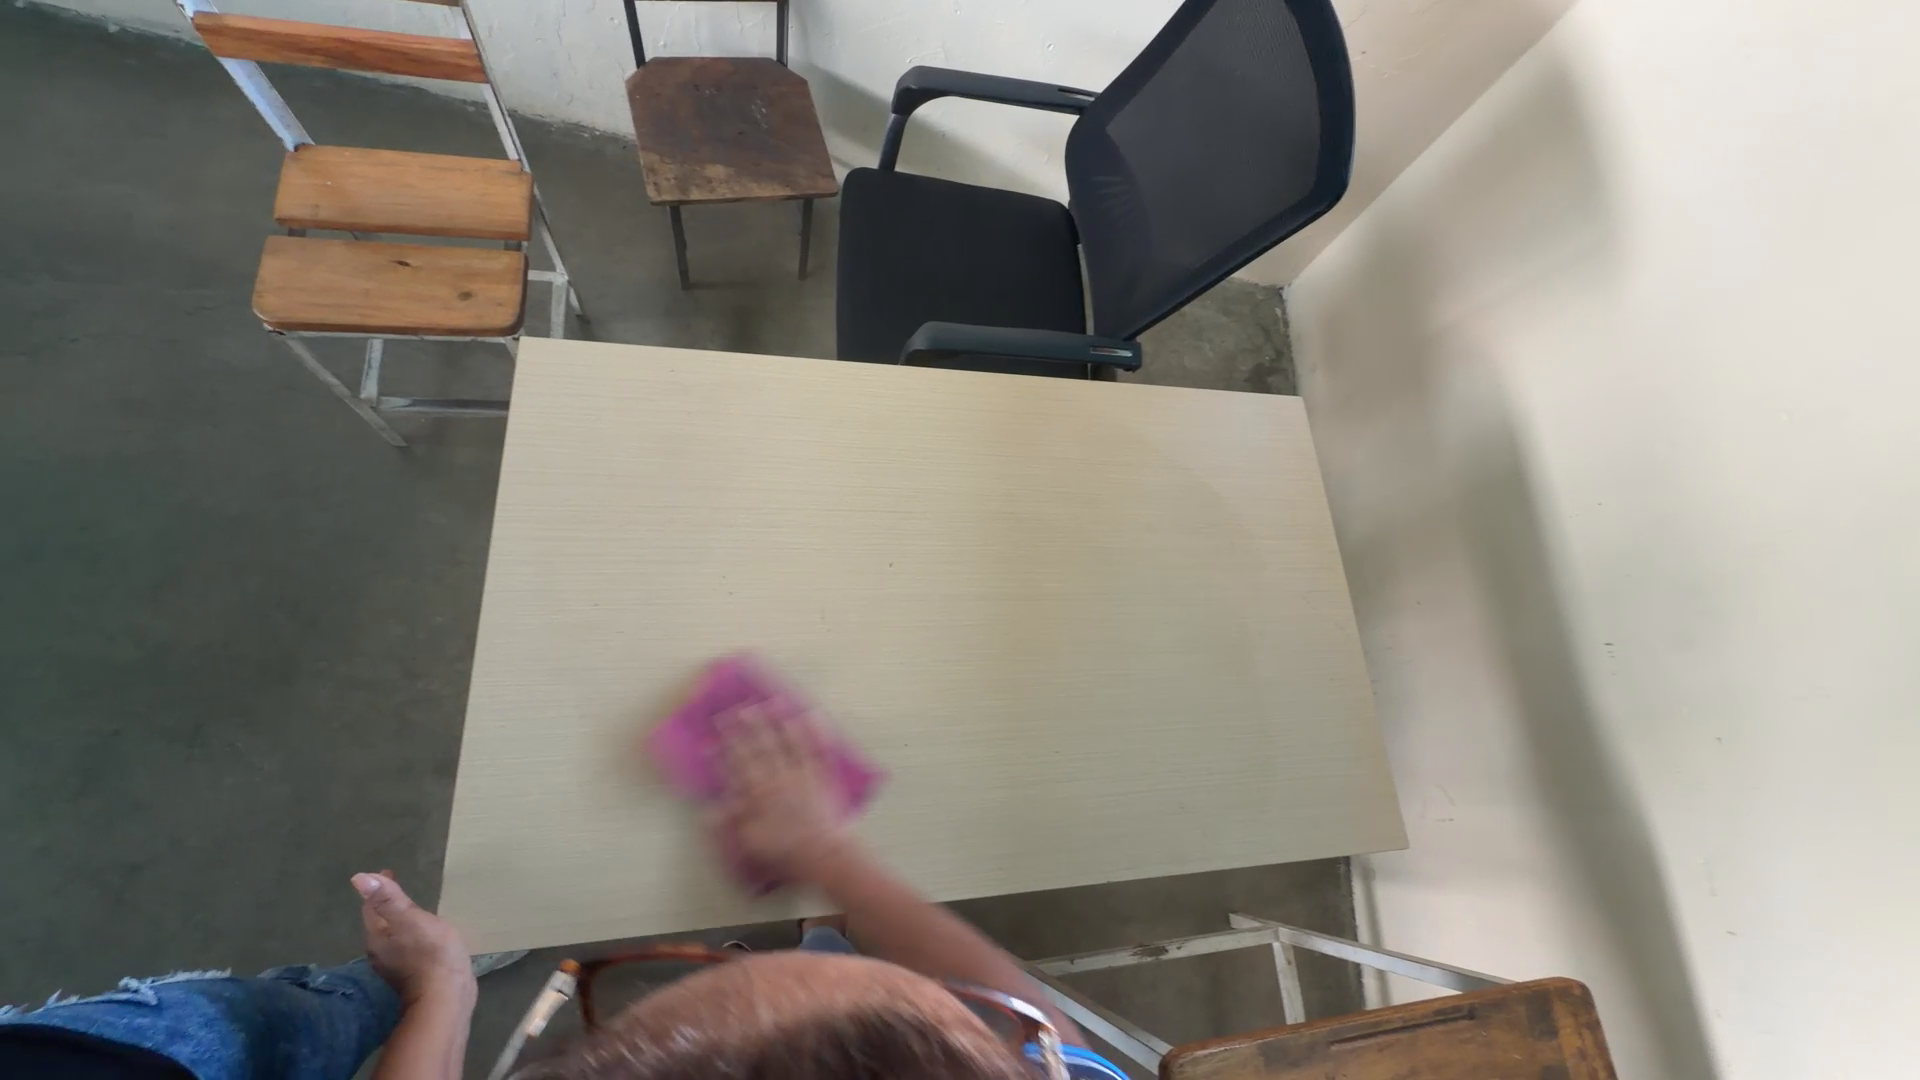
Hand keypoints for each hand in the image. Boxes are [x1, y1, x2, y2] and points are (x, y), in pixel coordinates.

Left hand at [352, 872, 474, 1005]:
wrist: (445, 994)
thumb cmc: (431, 952)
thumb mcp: (412, 920)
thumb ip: (388, 900)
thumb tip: (359, 878)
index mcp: (378, 937)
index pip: (371, 907)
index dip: (378, 888)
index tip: (387, 871)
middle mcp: (380, 951)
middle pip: (379, 922)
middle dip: (386, 904)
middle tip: (399, 886)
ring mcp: (396, 964)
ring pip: (392, 935)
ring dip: (398, 919)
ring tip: (413, 908)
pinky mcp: (412, 971)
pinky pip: (406, 945)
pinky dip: (411, 933)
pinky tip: (425, 933)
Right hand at [714, 703, 852, 882]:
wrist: (823, 855)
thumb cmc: (785, 853)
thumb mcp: (751, 843)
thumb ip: (732, 822)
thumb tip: (710, 807)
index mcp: (758, 795)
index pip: (737, 765)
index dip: (725, 748)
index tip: (715, 734)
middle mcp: (778, 779)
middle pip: (760, 748)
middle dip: (746, 728)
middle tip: (736, 709)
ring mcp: (802, 774)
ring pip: (788, 742)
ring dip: (778, 721)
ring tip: (770, 703)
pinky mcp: (822, 775)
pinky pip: (819, 749)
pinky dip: (815, 731)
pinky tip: (812, 715)